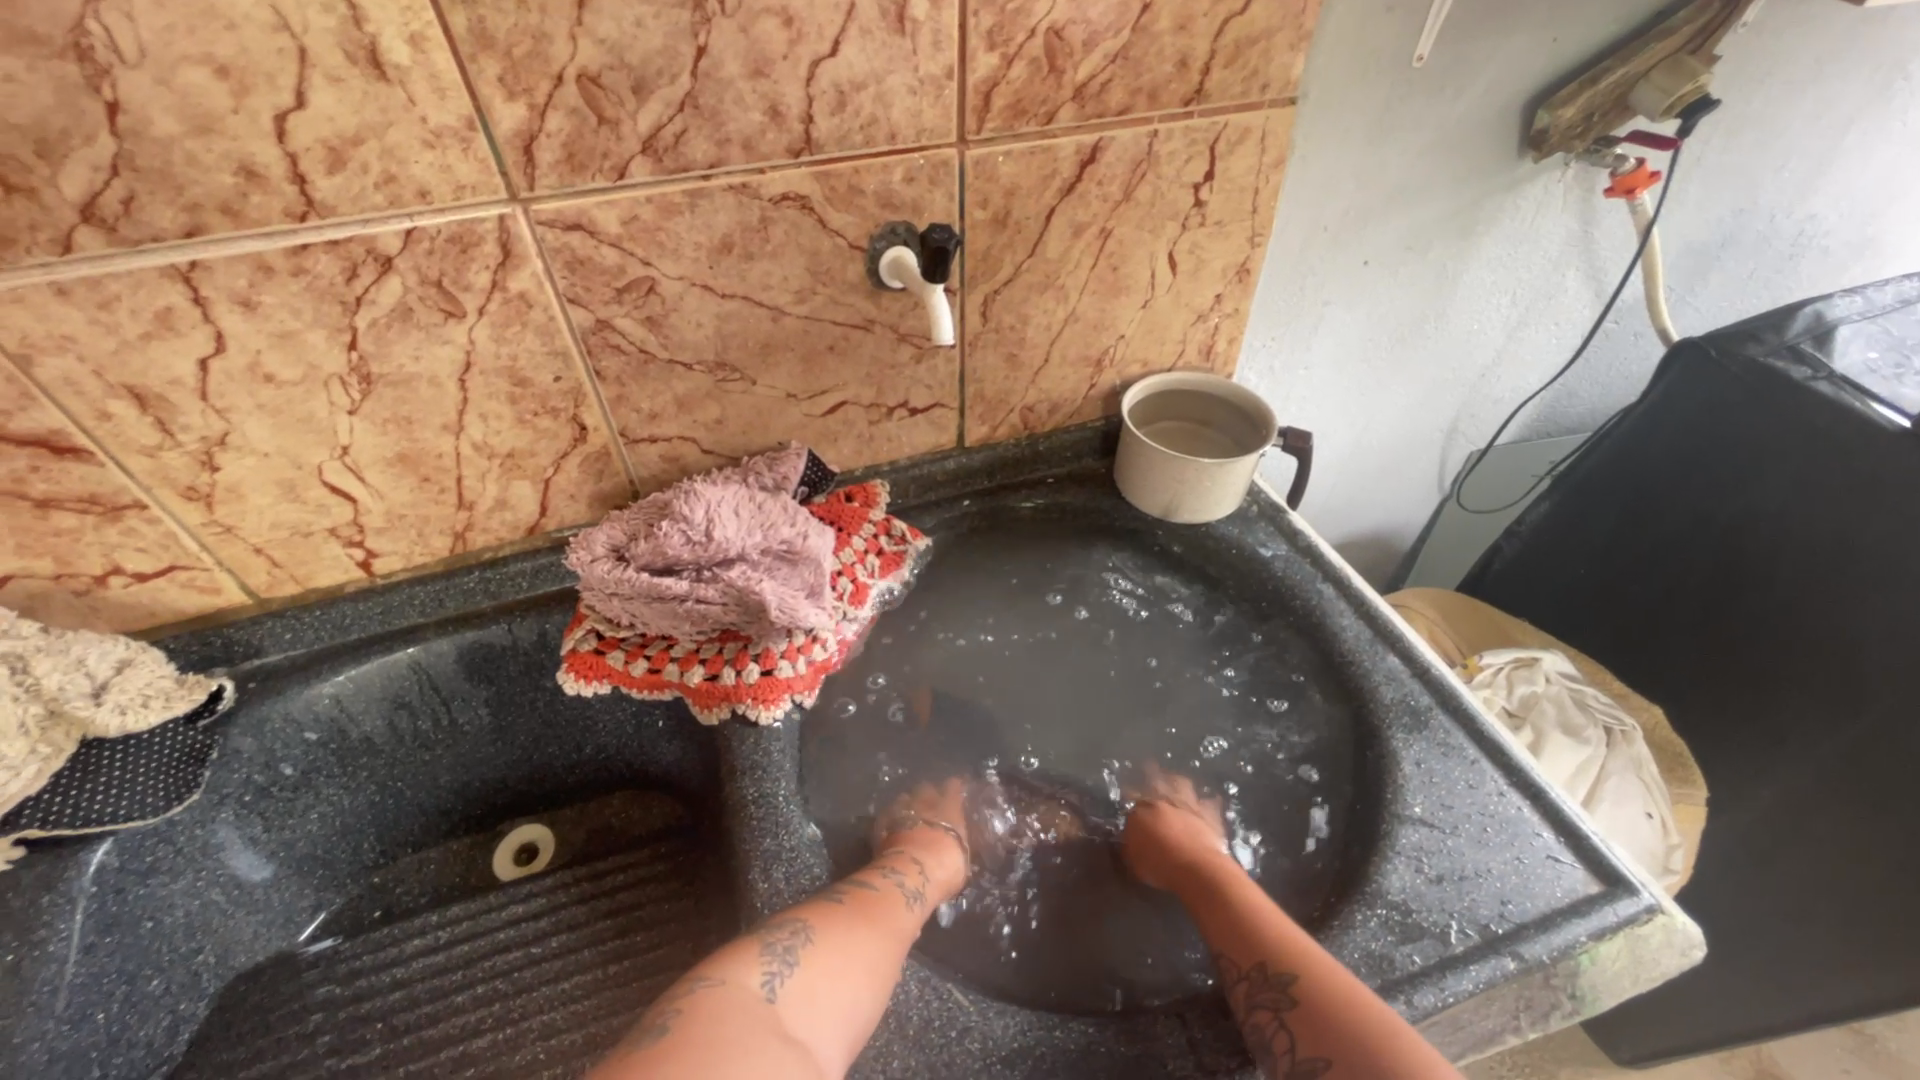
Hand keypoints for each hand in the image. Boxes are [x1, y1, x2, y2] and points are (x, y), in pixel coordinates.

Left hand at [874, 778, 970, 898]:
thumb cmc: (945, 868)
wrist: (910, 874)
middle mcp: (926, 803)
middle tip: (930, 803)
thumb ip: (959, 847)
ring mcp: (902, 811)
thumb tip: (959, 846)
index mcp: (949, 809)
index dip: (954, 787)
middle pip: (926, 787)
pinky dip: (890, 820)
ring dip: (907, 804)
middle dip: (928, 793)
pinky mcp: (882, 824)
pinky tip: (890, 829)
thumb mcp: (962, 859)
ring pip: (904, 798)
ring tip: (908, 814)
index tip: (956, 788)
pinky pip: (887, 816)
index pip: (953, 786)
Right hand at [1121, 763, 1233, 891]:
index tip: (1126, 792)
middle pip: (1155, 780)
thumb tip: (1127, 838)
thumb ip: (1128, 844)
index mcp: (1141, 810)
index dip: (1127, 793)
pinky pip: (1210, 802)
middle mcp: (1163, 801)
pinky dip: (1209, 801)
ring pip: (1182, 784)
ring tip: (1176, 779)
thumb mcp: (1131, 860)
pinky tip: (1211, 799)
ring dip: (1178, 781)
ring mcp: (1188, 805)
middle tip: (1148, 767)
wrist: (1195, 868)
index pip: (1130, 795)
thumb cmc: (1158, 866)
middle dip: (1150, 773)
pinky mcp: (1209, 815)